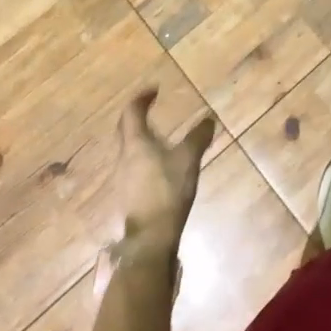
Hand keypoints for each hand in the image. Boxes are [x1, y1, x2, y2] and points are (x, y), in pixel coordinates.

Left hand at [116, 88, 217, 253]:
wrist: (148, 239)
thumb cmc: (166, 192)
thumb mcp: (188, 161)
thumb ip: (198, 138)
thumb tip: (209, 119)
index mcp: (135, 143)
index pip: (132, 112)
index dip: (142, 98)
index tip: (154, 90)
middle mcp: (123, 157)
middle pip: (125, 130)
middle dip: (136, 117)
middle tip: (151, 110)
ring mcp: (121, 179)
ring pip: (127, 151)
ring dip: (140, 140)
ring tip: (158, 140)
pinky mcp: (124, 197)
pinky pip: (131, 169)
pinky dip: (142, 160)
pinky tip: (157, 171)